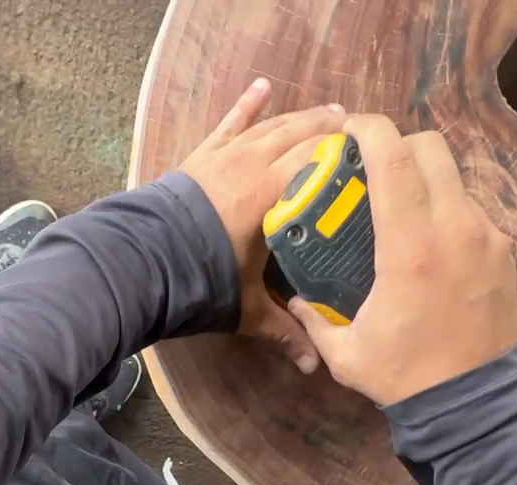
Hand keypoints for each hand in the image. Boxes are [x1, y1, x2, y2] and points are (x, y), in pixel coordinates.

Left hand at [179, 79, 346, 373]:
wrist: (142, 264)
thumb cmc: (201, 283)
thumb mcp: (247, 310)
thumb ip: (283, 332)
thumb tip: (313, 366)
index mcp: (275, 195)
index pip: (322, 162)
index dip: (350, 157)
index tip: (374, 159)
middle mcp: (255, 164)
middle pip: (304, 136)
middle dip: (334, 135)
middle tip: (360, 136)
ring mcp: (226, 155)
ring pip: (272, 126)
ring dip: (302, 119)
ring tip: (330, 114)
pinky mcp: (202, 156)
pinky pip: (230, 123)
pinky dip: (247, 105)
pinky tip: (262, 85)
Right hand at [287, 116, 516, 405]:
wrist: (470, 404)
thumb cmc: (402, 376)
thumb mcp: (345, 354)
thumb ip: (313, 321)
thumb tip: (296, 300)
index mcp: (410, 247)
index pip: (394, 159)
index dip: (371, 130)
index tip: (350, 130)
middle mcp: (454, 228)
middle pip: (432, 150)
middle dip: (399, 146)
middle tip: (374, 168)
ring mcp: (486, 237)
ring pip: (455, 180)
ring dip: (425, 182)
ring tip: (402, 211)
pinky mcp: (504, 253)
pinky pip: (472, 213)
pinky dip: (447, 213)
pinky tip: (431, 246)